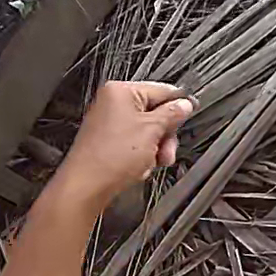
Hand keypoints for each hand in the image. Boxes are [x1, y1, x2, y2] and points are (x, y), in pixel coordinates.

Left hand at [49, 81, 194, 211]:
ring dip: (155, 149)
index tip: (188, 116)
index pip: (161, 90)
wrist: (86, 186)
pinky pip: (134, 145)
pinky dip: (141, 157)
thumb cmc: (110, 156)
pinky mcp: (108, 143)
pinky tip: (138, 168)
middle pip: (154, 113)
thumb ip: (172, 114)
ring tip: (151, 162)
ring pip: (146, 132)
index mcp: (121, 91)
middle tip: (166, 148)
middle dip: (164, 135)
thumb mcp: (152, 130)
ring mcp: (109, 124)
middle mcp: (112, 104)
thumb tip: (184, 105)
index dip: (178, 105)